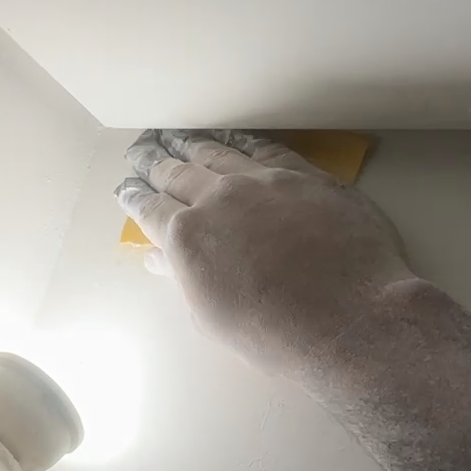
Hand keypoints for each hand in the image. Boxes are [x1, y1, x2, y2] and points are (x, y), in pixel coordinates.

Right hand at [116, 129, 416, 373]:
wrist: (345, 317)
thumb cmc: (269, 332)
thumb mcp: (209, 315)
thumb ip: (181, 278)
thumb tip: (157, 259)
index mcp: (185, 237)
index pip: (148, 209)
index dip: (133, 198)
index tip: (125, 189)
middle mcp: (217, 199)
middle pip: (177, 173)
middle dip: (154, 162)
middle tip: (141, 150)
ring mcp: (261, 181)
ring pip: (217, 154)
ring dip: (192, 146)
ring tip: (177, 138)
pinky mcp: (302, 175)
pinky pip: (263, 149)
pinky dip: (240, 143)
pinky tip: (232, 141)